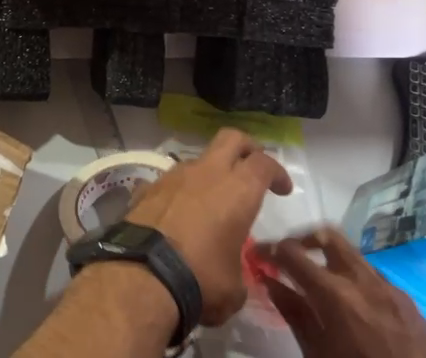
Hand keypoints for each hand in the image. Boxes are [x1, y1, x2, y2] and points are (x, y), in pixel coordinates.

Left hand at [123, 129, 293, 325]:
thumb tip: (230, 271)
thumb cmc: (202, 278)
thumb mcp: (236, 286)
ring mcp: (171, 176)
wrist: (142, 273)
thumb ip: (238, 267)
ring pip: (198, 160)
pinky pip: (170, 182)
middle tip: (253, 168)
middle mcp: (205, 173)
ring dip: (210, 174)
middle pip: (230, 139)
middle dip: (246, 148)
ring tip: (212, 204)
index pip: (263, 163)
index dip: (277, 172)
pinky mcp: (147, 187)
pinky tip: (179, 216)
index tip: (282, 189)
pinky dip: (180, 192)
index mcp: (236, 191)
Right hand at [260, 227, 425, 357]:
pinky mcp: (409, 302)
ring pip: (353, 255)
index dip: (269, 249)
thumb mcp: (318, 353)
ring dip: (332, 259)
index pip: (291, 252)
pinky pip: (375, 277)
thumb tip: (269, 282)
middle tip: (291, 257)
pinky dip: (356, 279)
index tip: (258, 255)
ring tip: (321, 283)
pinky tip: (353, 305)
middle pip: (328, 235)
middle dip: (304, 239)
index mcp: (335, 294)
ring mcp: (390, 289)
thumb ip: (293, 313)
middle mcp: (363, 280)